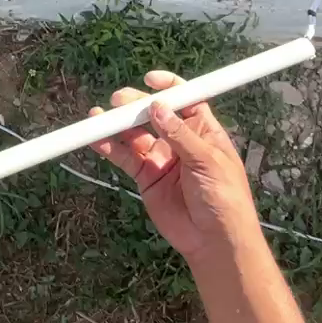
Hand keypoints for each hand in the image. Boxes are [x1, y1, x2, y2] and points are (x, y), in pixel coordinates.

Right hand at [89, 71, 261, 261]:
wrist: (215, 242)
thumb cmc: (225, 199)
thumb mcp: (208, 162)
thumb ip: (180, 134)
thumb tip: (156, 106)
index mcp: (202, 131)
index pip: (185, 100)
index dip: (168, 86)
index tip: (149, 79)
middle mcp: (179, 140)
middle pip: (152, 112)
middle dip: (134, 104)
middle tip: (119, 102)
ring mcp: (160, 157)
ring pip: (134, 132)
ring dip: (117, 124)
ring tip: (98, 117)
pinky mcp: (145, 175)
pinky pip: (124, 156)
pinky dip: (109, 146)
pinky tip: (96, 139)